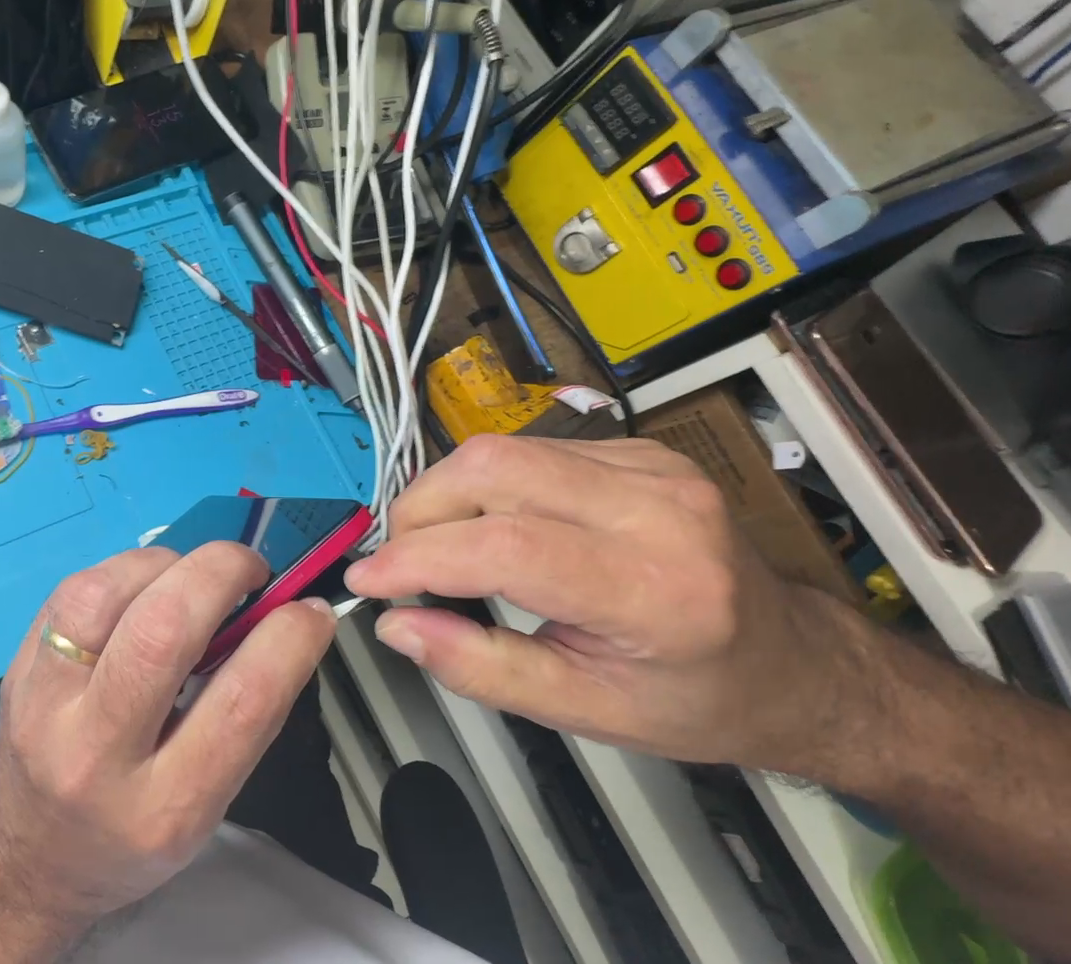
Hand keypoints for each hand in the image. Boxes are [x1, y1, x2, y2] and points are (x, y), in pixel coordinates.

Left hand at [0, 544, 337, 931]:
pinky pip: (72, 591)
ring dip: (163, 564)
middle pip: (159, 633)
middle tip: (251, 569)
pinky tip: (146, 584)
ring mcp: (41, 705)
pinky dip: (122, 572)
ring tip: (193, 574)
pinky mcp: (16, 667)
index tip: (309, 609)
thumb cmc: (131, 839)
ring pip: (100, 595)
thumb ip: (242, 717)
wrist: (27, 861)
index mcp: (164, 808)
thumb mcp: (206, 809)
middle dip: (219, 575)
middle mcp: (94, 754)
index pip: (239, 704)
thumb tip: (282, 619)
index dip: (287, 640)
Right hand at [344, 434, 874, 775]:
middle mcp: (658, 509)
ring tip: (438, 548)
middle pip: (492, 469)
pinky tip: (488, 527)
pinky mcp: (637, 451)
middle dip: (419, 510)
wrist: (795, 661)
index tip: (366, 581)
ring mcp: (651, 467)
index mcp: (654, 590)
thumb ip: (482, 668)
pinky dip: (483, 488)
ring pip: (501, 449)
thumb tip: (397, 625)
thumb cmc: (696, 700)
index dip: (417, 558)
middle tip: (401, 563)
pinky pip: (528, 450)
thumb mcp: (586, 712)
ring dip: (445, 495)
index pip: (505, 546)